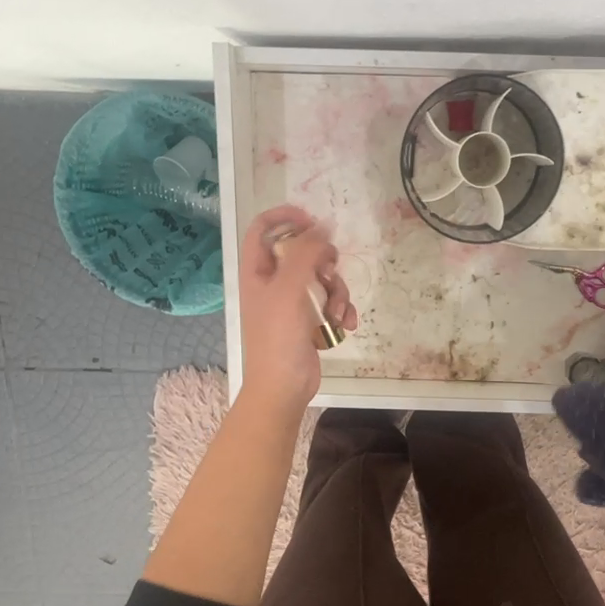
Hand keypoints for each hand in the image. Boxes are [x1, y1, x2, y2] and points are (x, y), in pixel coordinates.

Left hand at [238, 206, 357, 411]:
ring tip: (337, 314)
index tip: (312, 221)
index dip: (286, 217)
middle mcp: (273, 283)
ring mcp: (292, 302)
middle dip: (323, 261)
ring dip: (337, 292)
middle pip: (302, 252)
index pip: (263, 228)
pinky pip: (331, 303)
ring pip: (322, 278)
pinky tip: (347, 325)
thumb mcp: (289, 290)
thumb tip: (323, 225)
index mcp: (257, 271)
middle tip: (329, 271)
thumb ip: (305, 253)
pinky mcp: (310, 321)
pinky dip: (342, 311)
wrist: (283, 387)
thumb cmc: (278, 337)